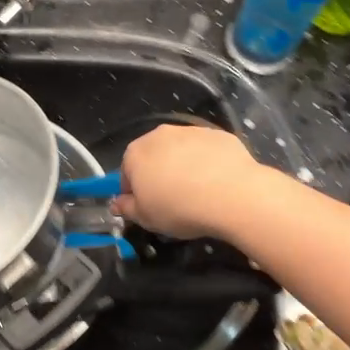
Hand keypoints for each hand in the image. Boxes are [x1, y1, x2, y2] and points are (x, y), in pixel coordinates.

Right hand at [113, 125, 263, 239]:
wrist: (232, 195)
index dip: (134, 192)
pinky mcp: (218, 134)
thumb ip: (127, 208)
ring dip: (183, 166)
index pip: (127, 172)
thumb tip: (118, 203)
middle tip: (171, 200)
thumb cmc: (179, 208)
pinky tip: (217, 182)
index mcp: (136, 153)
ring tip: (197, 192)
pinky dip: (207, 163)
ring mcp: (191, 131)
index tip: (146, 207)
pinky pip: (205, 150)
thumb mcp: (146, 218)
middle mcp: (160, 135)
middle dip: (158, 174)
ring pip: (180, 151)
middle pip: (153, 156)